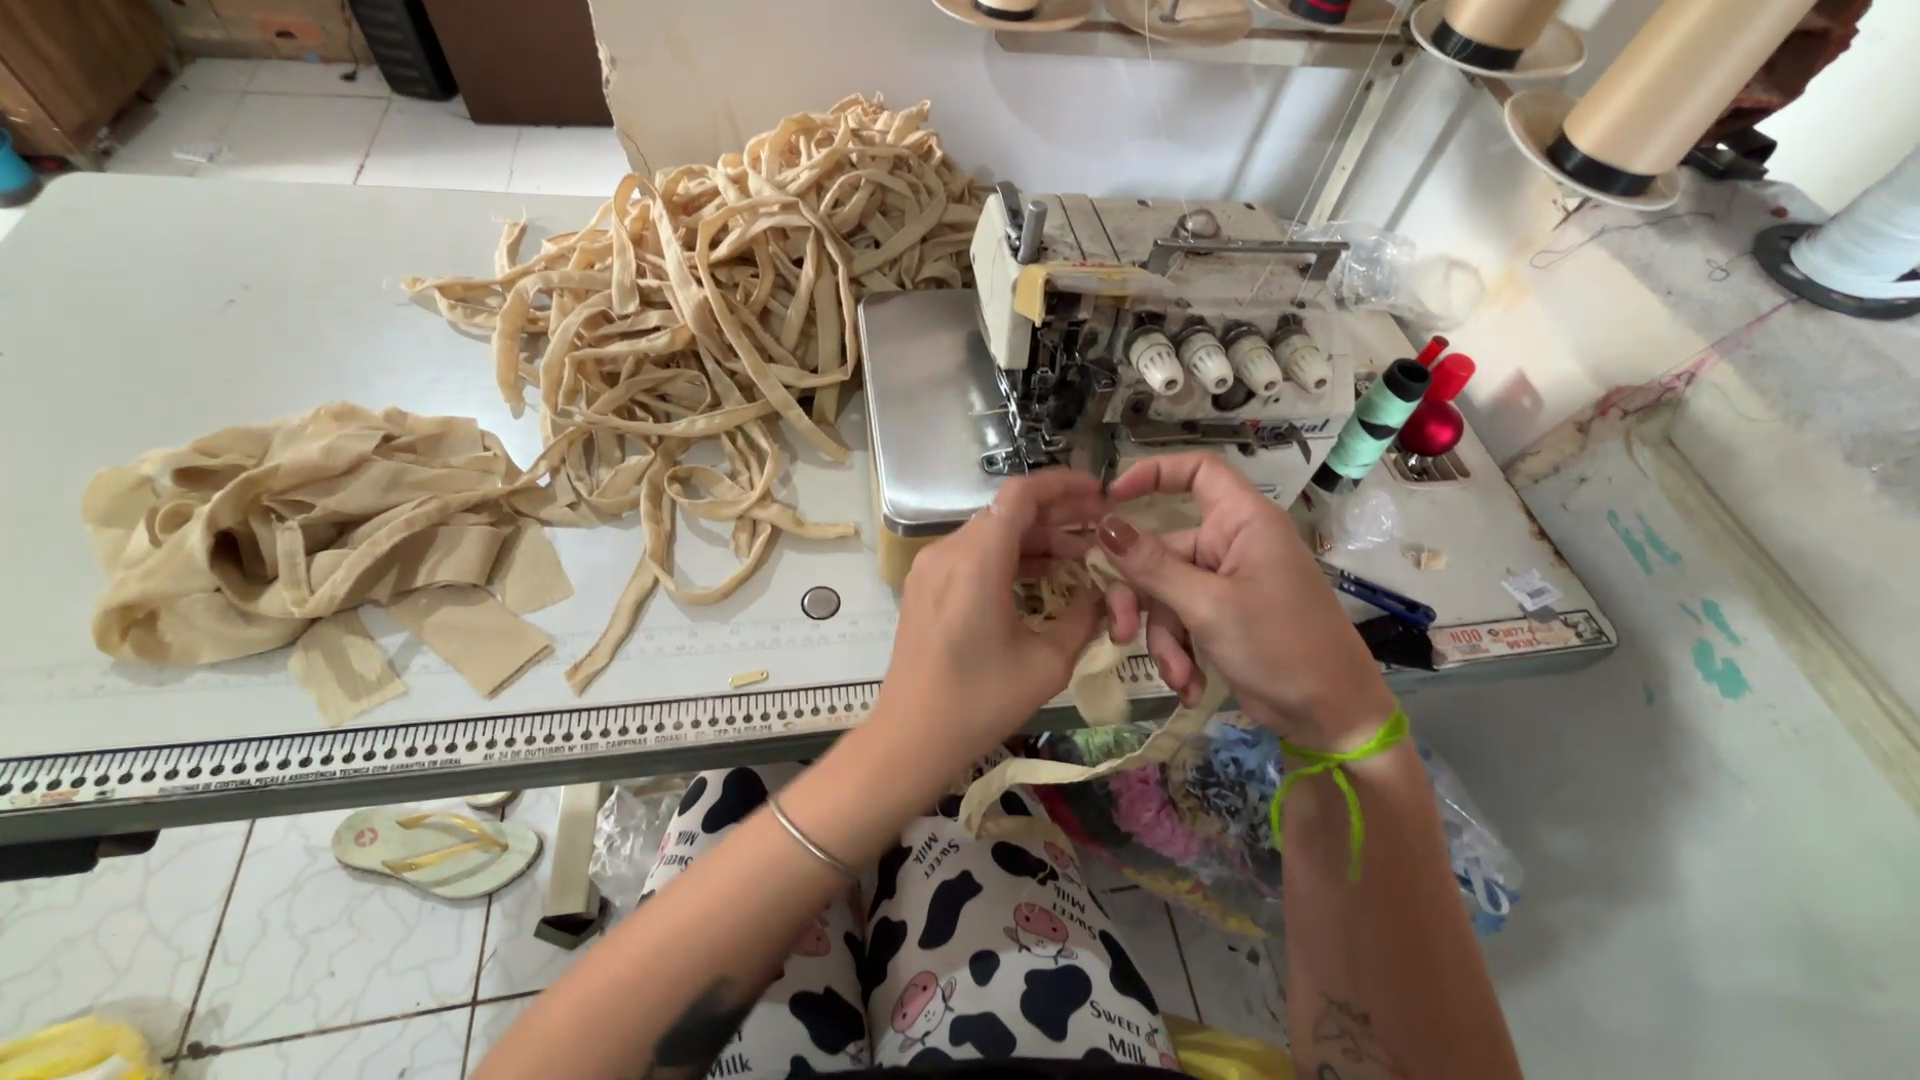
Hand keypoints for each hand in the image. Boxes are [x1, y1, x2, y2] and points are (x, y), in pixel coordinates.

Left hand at [874, 469, 1107, 762]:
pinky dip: (1011, 557)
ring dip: (1036, 538)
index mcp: (977, 560)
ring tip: (1082, 556)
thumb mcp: (1047, 663)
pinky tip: (1044, 577)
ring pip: (992, 532)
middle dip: (1058, 514)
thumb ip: (1084, 618)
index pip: (1021, 494)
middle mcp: (949, 552)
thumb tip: (1105, 593)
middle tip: (1102, 528)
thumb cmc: (980, 703)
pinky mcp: (925, 588)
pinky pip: (974, 555)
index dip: (1064, 485)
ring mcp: (931, 568)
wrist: (910, 739)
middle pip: (1008, 511)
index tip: (1100, 493)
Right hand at [1096, 453, 1393, 749]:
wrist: (1331, 715)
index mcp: (1243, 523)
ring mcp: (1227, 584)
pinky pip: (1181, 621)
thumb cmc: (1280, 646)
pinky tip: (1191, 686)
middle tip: (1120, 631)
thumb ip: (1152, 565)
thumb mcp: (1208, 606)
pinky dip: (1179, 654)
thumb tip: (1103, 526)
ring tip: (1178, 676)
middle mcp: (1232, 545)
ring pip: (1165, 593)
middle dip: (1141, 597)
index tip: (1110, 500)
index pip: (1197, 472)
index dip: (1153, 474)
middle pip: (1162, 550)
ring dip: (1163, 638)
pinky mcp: (1222, 618)